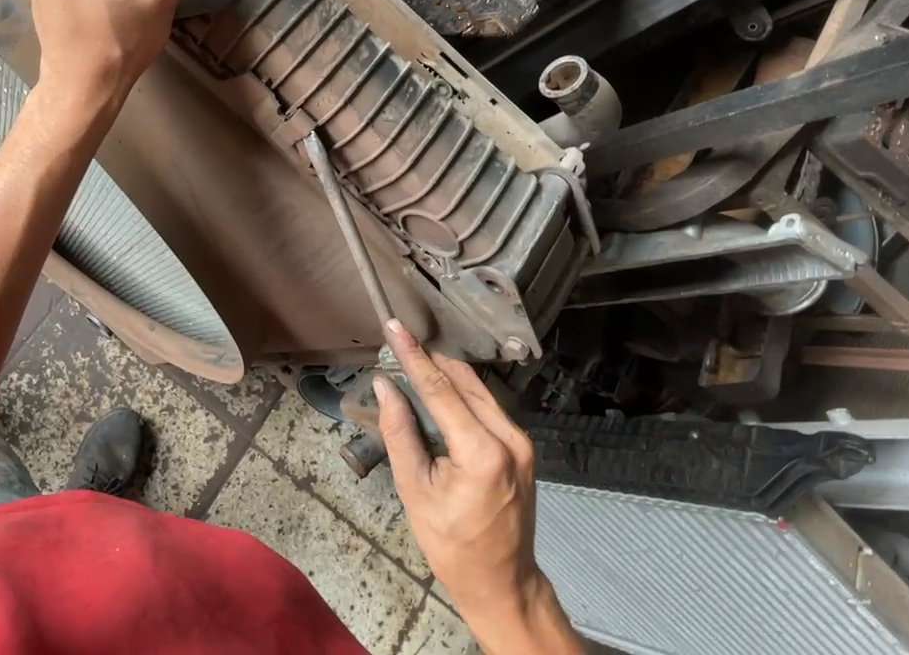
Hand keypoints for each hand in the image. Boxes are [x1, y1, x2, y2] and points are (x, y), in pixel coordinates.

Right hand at [377, 319, 581, 654]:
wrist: (502, 582)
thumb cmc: (451, 544)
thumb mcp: (415, 489)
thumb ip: (399, 431)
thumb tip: (385, 385)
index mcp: (482, 451)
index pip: (441, 389)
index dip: (414, 355)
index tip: (394, 326)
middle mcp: (510, 438)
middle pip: (464, 381)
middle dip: (430, 357)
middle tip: (399, 337)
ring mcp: (522, 442)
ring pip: (480, 390)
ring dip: (446, 371)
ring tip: (415, 355)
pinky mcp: (523, 447)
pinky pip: (489, 406)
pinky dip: (462, 391)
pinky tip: (441, 386)